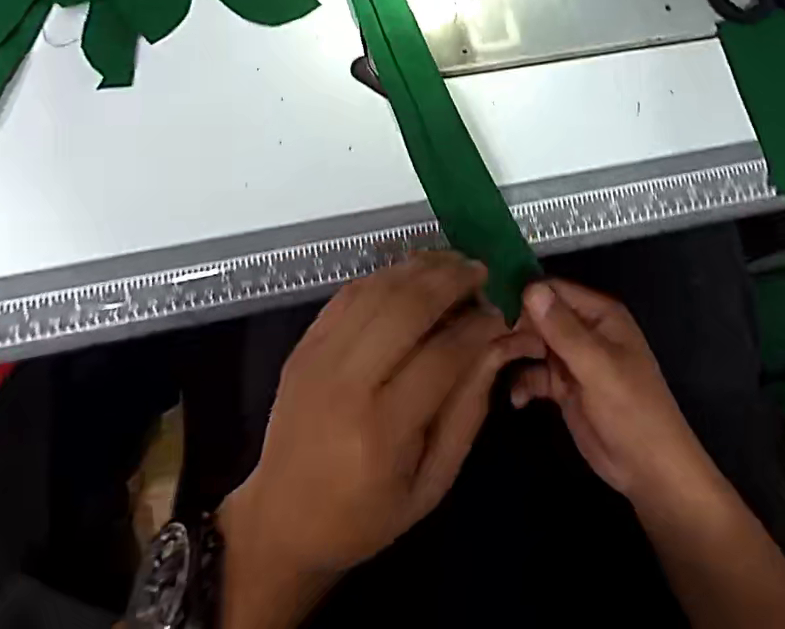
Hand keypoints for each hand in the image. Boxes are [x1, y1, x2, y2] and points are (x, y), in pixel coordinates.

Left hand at [217, 252, 541, 626]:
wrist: (282, 519)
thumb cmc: (366, 514)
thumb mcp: (432, 481)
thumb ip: (468, 410)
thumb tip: (498, 345)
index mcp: (382, 431)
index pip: (444, 355)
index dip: (480, 326)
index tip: (502, 314)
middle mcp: (346, 385)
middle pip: (407, 308)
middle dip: (452, 280)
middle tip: (481, 273)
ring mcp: (318, 358)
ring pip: (377, 290)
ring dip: (421, 267)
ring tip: (453, 264)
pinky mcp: (302, 345)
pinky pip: (349, 293)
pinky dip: (386, 275)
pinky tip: (411, 274)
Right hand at [509, 279, 719, 507]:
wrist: (649, 469)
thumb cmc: (630, 409)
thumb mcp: (596, 366)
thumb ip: (563, 329)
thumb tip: (530, 289)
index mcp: (600, 315)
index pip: (555, 290)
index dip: (526, 296)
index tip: (494, 308)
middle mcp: (586, 330)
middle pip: (541, 316)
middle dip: (517, 327)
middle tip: (493, 344)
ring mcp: (574, 359)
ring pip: (535, 343)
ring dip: (515, 353)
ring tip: (495, 365)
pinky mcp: (565, 387)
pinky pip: (536, 374)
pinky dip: (524, 383)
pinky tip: (518, 399)